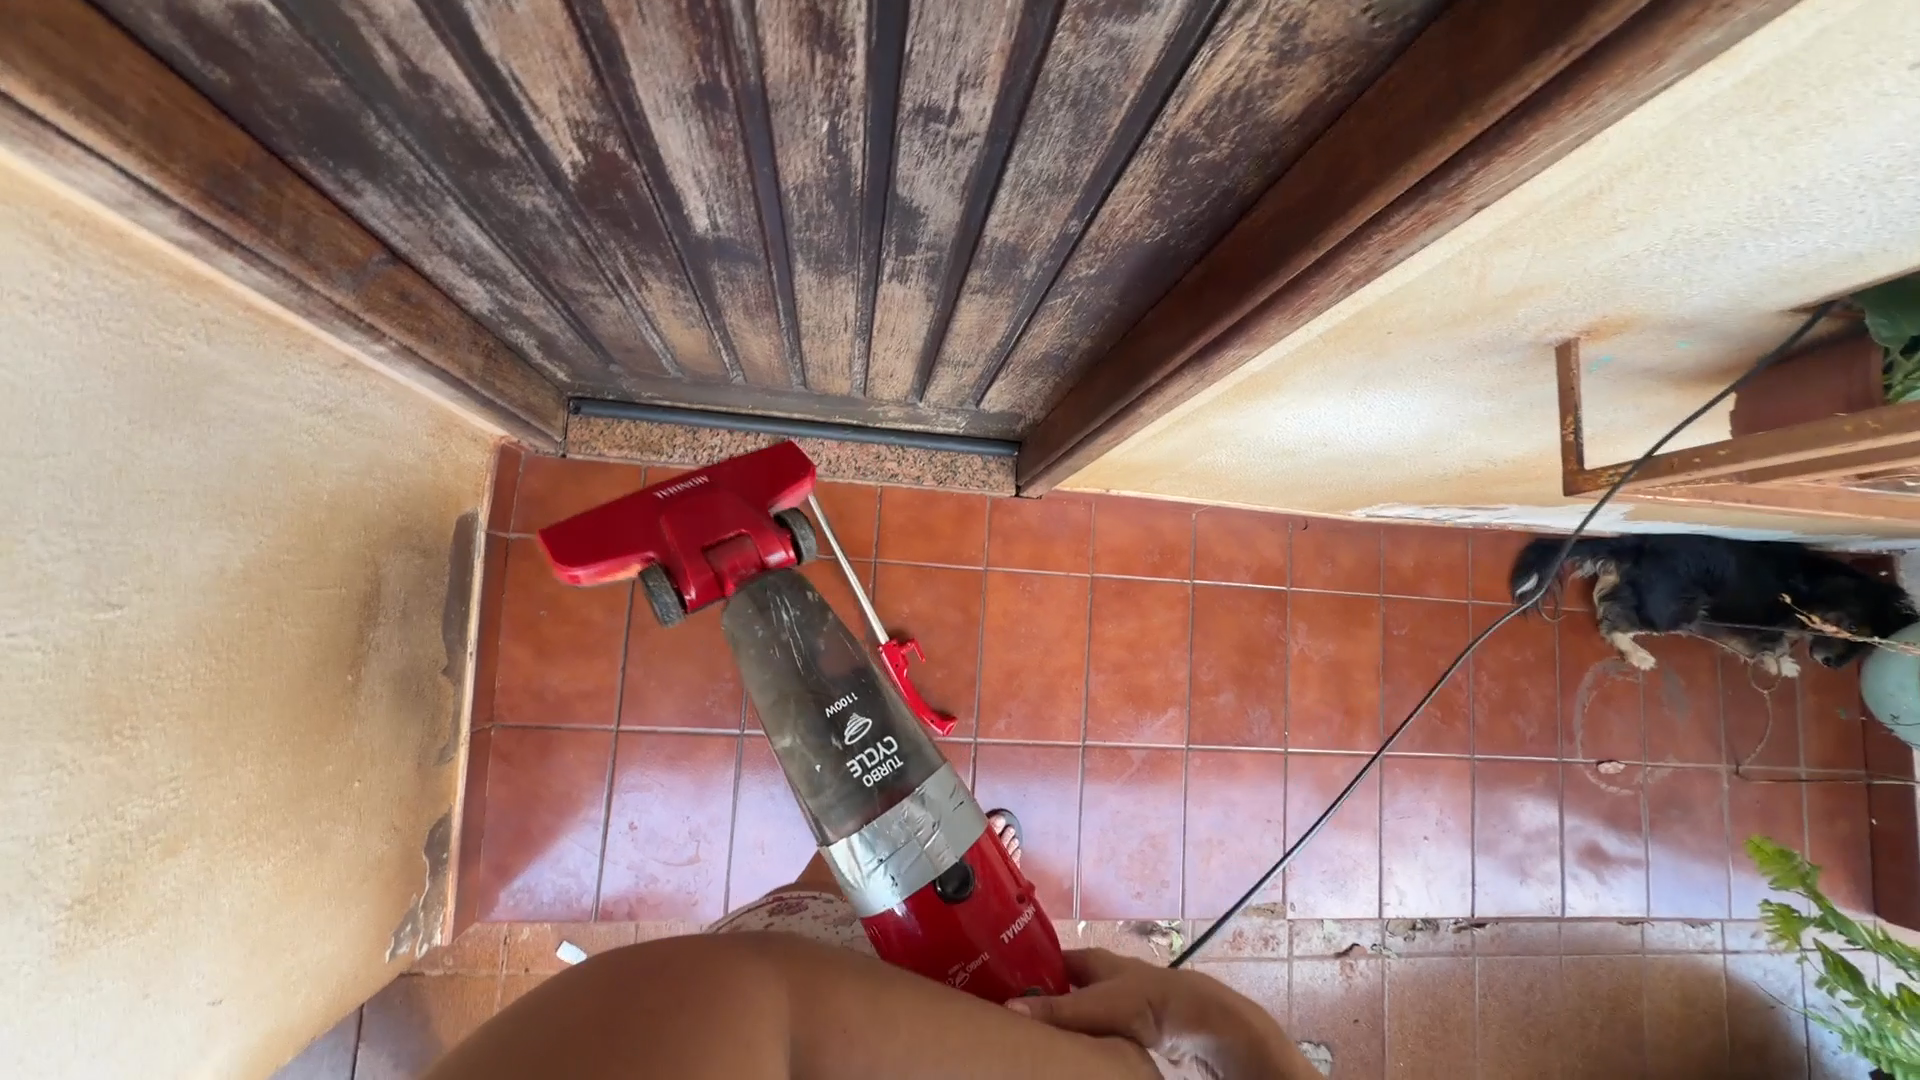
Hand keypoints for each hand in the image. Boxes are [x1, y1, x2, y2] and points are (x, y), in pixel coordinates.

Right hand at [1006, 949, 1321, 1078]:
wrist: (1196, 1020)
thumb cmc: (1142, 1002)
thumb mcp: (1094, 1007)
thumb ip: (1055, 1012)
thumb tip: (1008, 1009)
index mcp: (1089, 960)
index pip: (1048, 960)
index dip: (1025, 970)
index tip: (1000, 988)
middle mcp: (1101, 974)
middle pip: (1063, 986)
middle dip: (1043, 1001)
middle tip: (1016, 1022)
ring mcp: (1118, 998)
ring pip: (1081, 1009)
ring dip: (1065, 1023)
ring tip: (1039, 1042)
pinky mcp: (1132, 1022)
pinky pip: (1098, 1028)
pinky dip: (1085, 1038)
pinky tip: (1073, 1054)